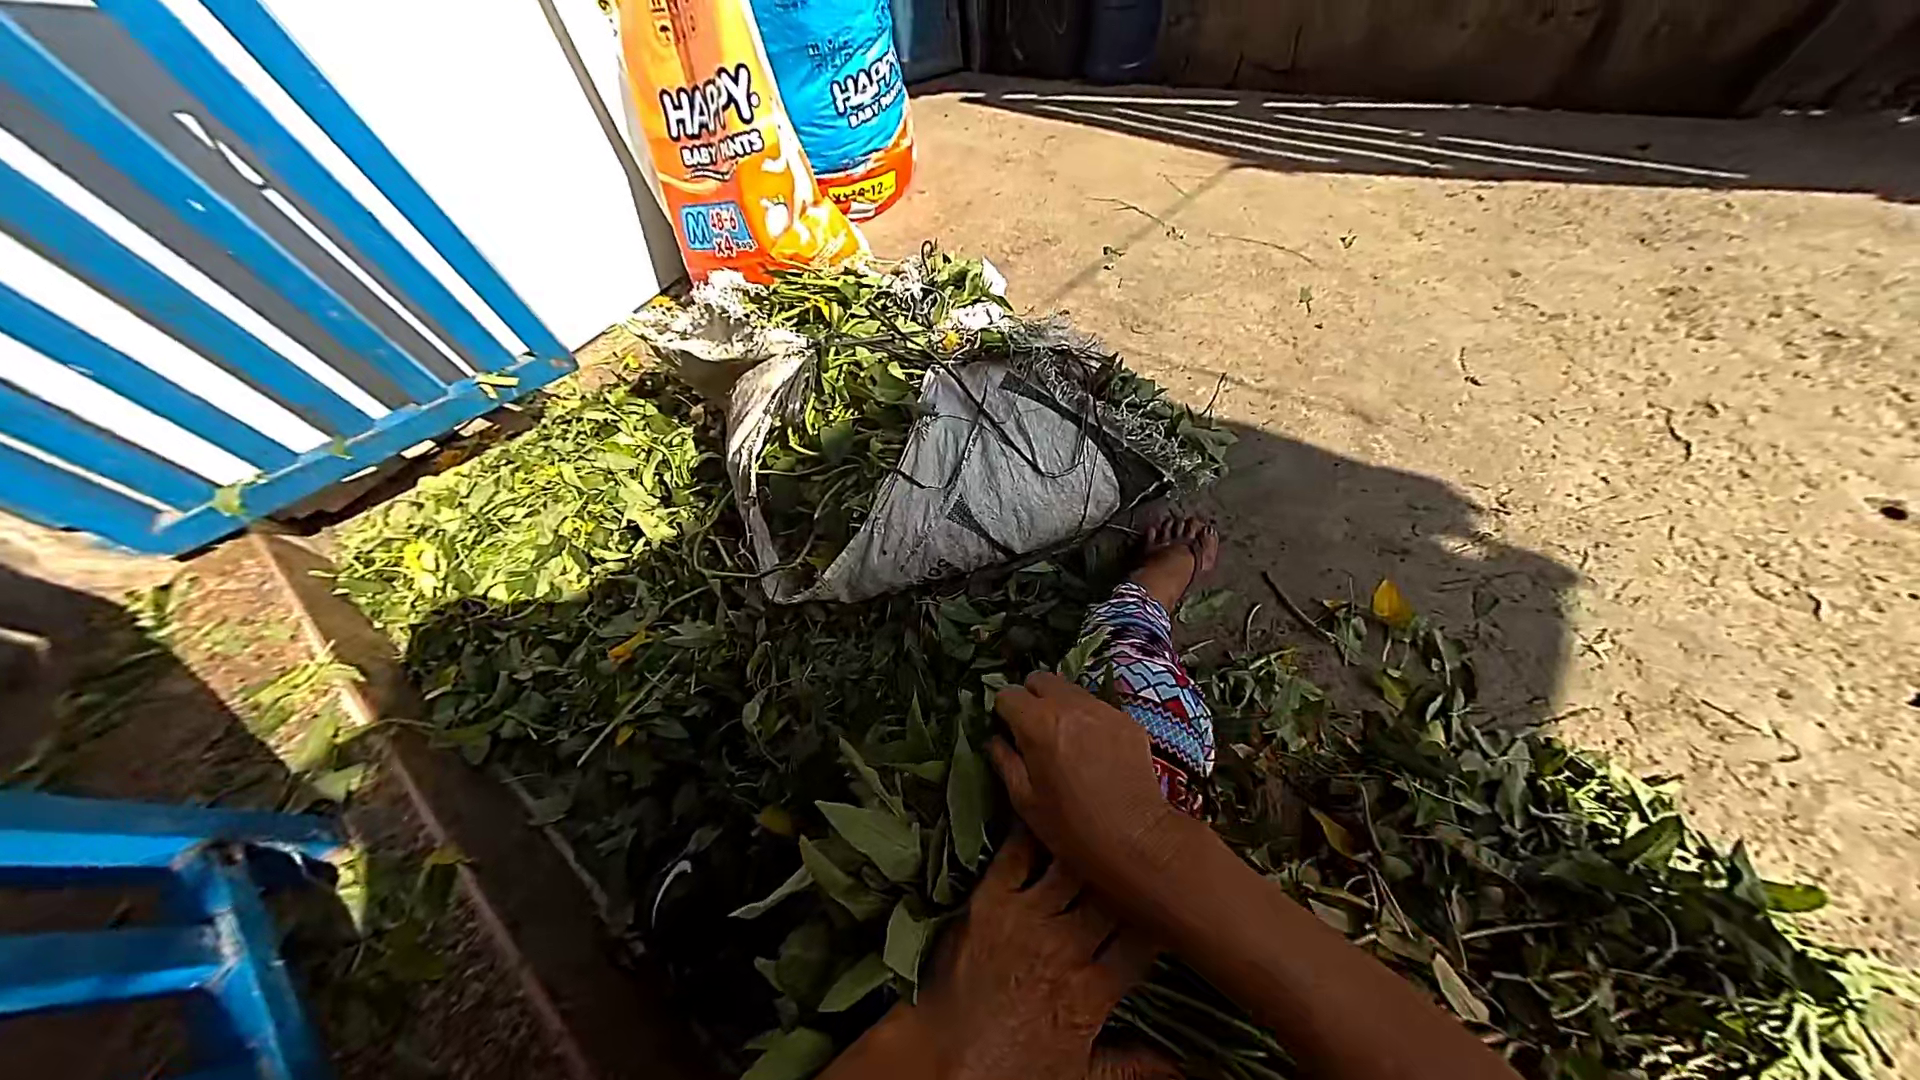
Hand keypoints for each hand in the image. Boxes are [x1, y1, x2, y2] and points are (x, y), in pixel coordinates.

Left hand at [917, 829, 1166, 1079]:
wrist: (939, 1064)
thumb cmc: (1006, 1071)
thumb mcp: (1079, 1076)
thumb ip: (1132, 1066)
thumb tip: (1182, 1068)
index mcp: (1090, 992)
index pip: (1140, 940)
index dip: (1158, 914)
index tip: (1166, 896)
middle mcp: (1063, 947)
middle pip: (1111, 895)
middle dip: (1128, 871)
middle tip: (1139, 847)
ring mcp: (1025, 917)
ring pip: (1071, 865)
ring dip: (1088, 843)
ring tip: (1102, 818)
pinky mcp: (989, 898)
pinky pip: (1017, 853)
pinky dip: (1034, 829)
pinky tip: (1049, 809)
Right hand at [990, 673, 1197, 907]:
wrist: (1137, 839)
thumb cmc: (1072, 828)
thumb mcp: (1025, 801)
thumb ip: (1005, 762)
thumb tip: (994, 740)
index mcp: (1038, 723)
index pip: (1007, 694)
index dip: (1002, 711)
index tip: (1006, 730)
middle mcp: (1070, 705)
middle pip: (1040, 679)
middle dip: (1030, 697)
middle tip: (1032, 727)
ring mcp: (1102, 709)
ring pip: (1070, 689)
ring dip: (1060, 705)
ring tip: (1063, 737)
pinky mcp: (1126, 719)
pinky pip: (1097, 706)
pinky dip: (1087, 718)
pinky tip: (1092, 748)